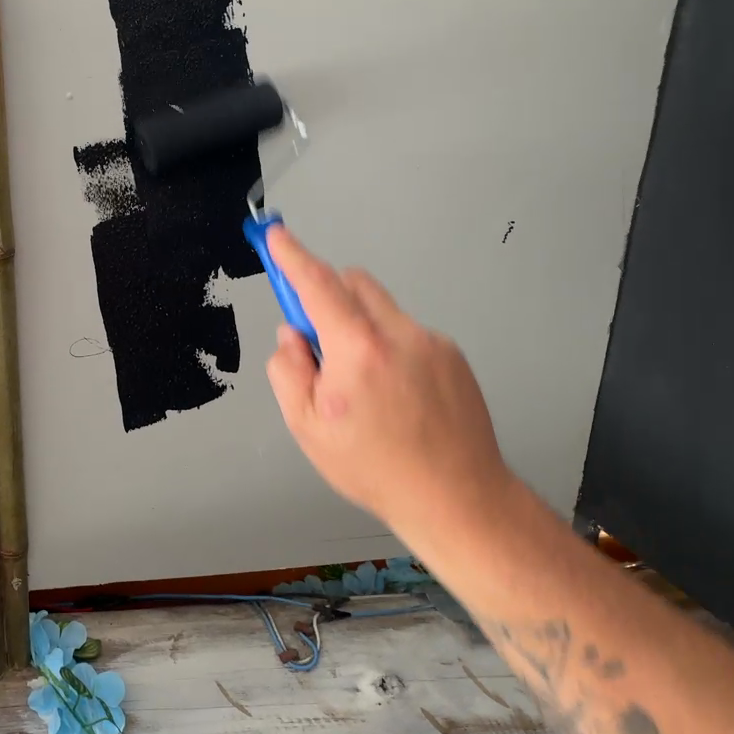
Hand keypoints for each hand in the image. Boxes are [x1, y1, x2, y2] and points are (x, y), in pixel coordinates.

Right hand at [263, 227, 514, 537]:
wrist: (456, 497)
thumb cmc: (378, 468)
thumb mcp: (306, 426)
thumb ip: (288, 369)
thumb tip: (291, 337)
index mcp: (359, 351)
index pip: (318, 285)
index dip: (292, 257)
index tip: (277, 236)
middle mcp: (400, 336)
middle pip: (354, 283)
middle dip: (327, 296)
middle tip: (315, 340)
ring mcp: (432, 343)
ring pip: (380, 309)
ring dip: (358, 326)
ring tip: (361, 384)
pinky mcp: (451, 356)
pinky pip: (406, 332)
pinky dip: (387, 346)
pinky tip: (391, 394)